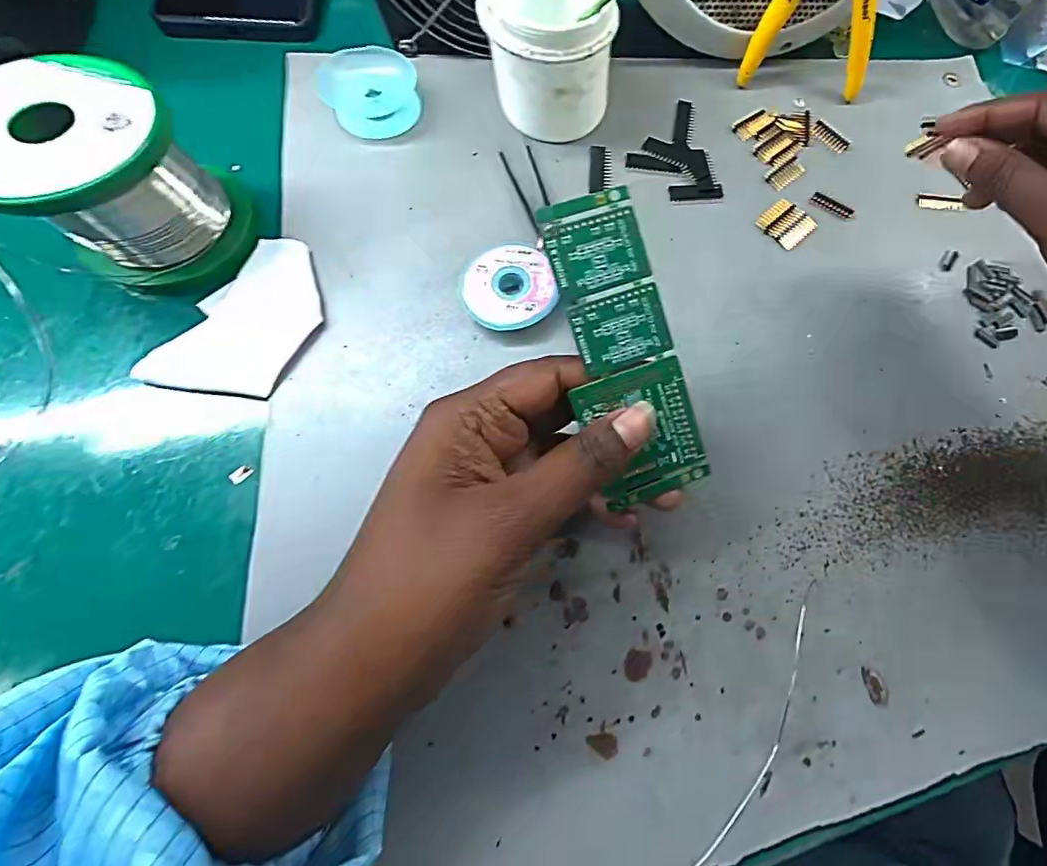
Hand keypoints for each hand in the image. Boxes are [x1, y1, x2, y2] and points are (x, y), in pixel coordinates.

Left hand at [157, 356, 672, 860]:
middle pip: (564, 417)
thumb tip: (644, 413)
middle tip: (677, 447)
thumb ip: (583, 462)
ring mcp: (494, 480)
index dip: (606, 379)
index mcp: (470, 418)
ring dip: (614, 473)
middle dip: (620, 432)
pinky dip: (592, 503)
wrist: (370, 669)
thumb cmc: (433, 579)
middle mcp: (483, 438)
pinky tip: (628, 521)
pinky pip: (558, 494)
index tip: (663, 390)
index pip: (549, 378)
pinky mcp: (504, 517)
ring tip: (667, 494)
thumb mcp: (514, 517)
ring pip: (568, 458)